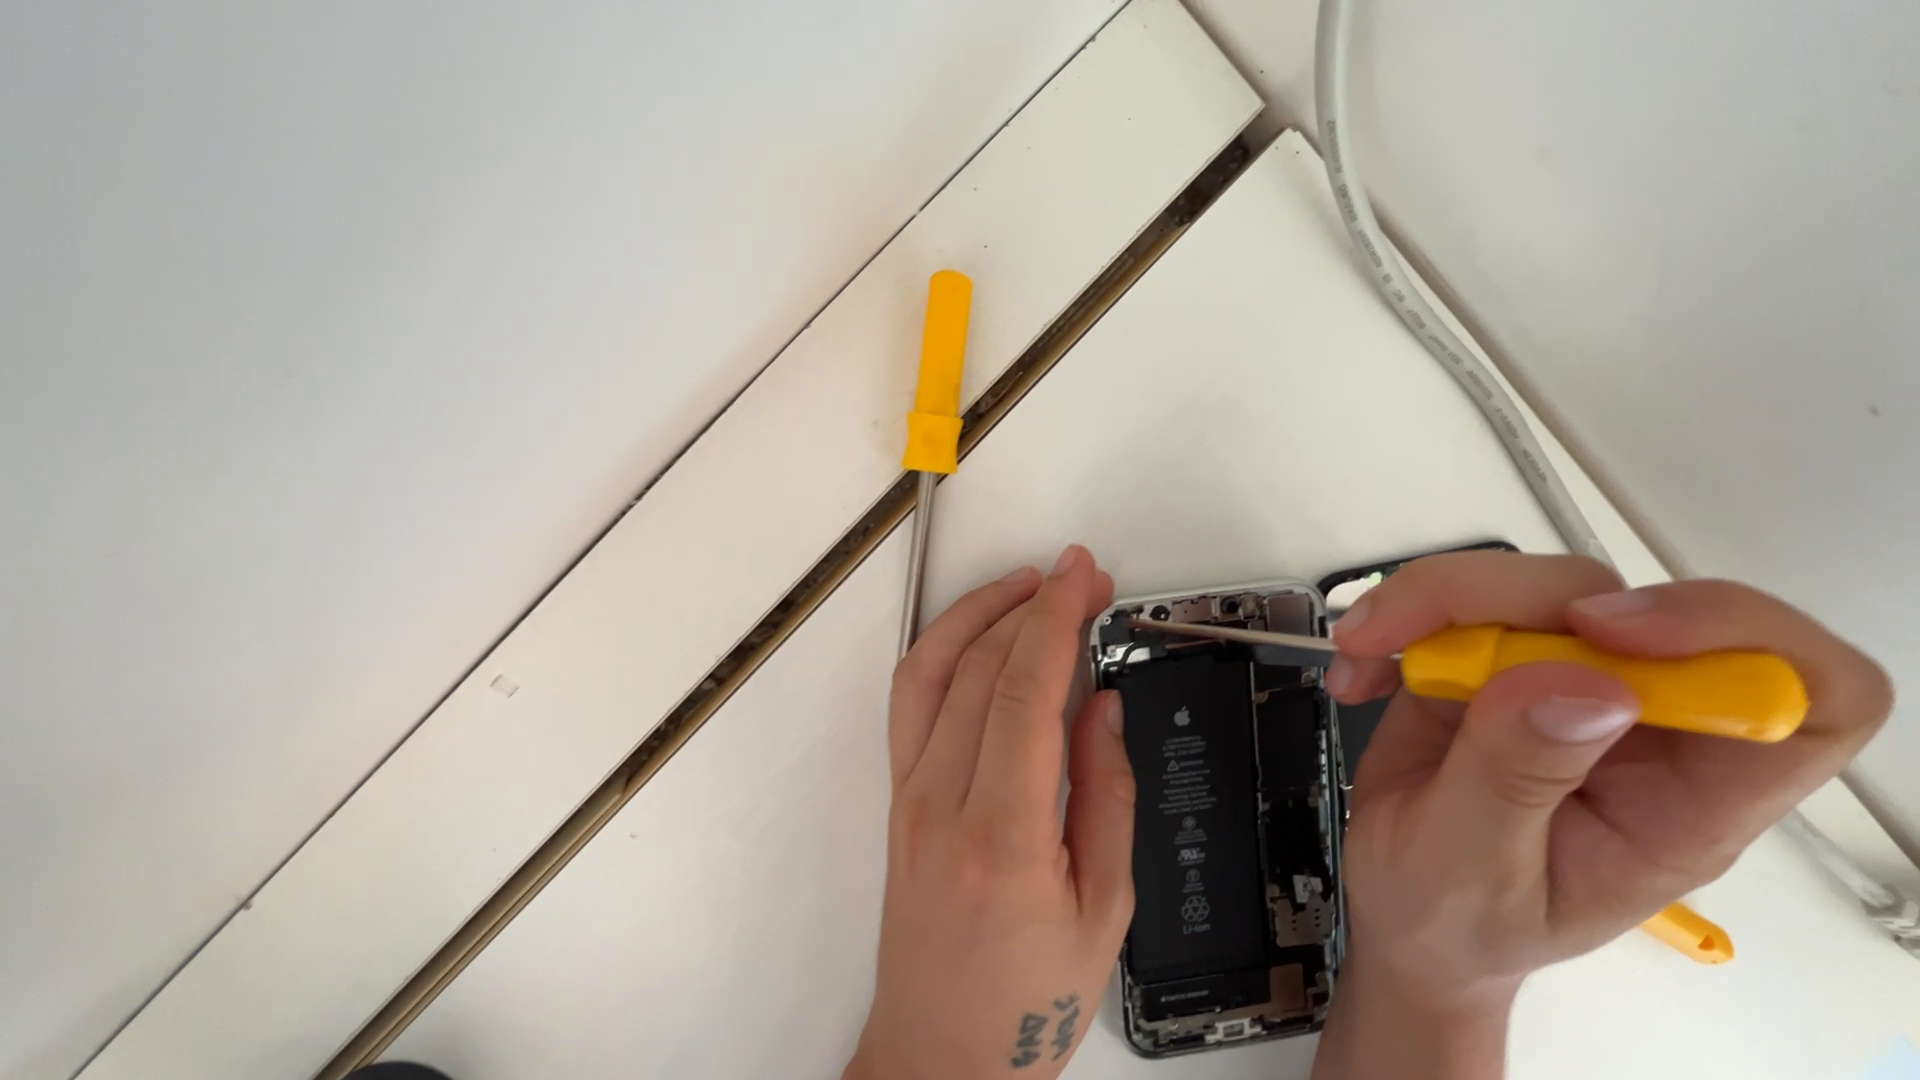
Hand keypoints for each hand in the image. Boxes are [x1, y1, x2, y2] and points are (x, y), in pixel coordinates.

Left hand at [845, 546, 1133, 1079]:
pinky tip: (975, 633)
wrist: (940, 1053)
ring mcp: (909, 797)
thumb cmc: (1025, 1002)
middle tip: (1078, 580)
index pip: (1027, 692)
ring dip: (978, 613)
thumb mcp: (1105, 911)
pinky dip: (943, 651)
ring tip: (1024, 585)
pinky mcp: (898, 798)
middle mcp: (942, 805)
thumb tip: (1101, 710)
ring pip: (932, 672)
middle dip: (1034, 606)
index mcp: (1003, 837)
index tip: (1083, 577)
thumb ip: (1105, 796)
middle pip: (982, 669)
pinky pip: (911, 702)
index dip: (1058, 619)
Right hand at [1313, 551, 1891, 1078]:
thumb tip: (1582, 682)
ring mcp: (1559, 687)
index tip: (1604, 629)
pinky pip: (1455, 608)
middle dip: (1496, 599)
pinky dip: (1394, 624)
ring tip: (1358, 651)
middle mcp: (1637, 727)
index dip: (1731, 633)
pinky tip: (1356, 674)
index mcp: (1685, 800)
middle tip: (1392, 633)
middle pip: (1612, 606)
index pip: (1805, 693)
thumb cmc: (1453, 920)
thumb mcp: (1475, 868)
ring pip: (1528, 589)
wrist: (1402, 917)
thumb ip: (1519, 779)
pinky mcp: (1492, 667)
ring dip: (1425, 604)